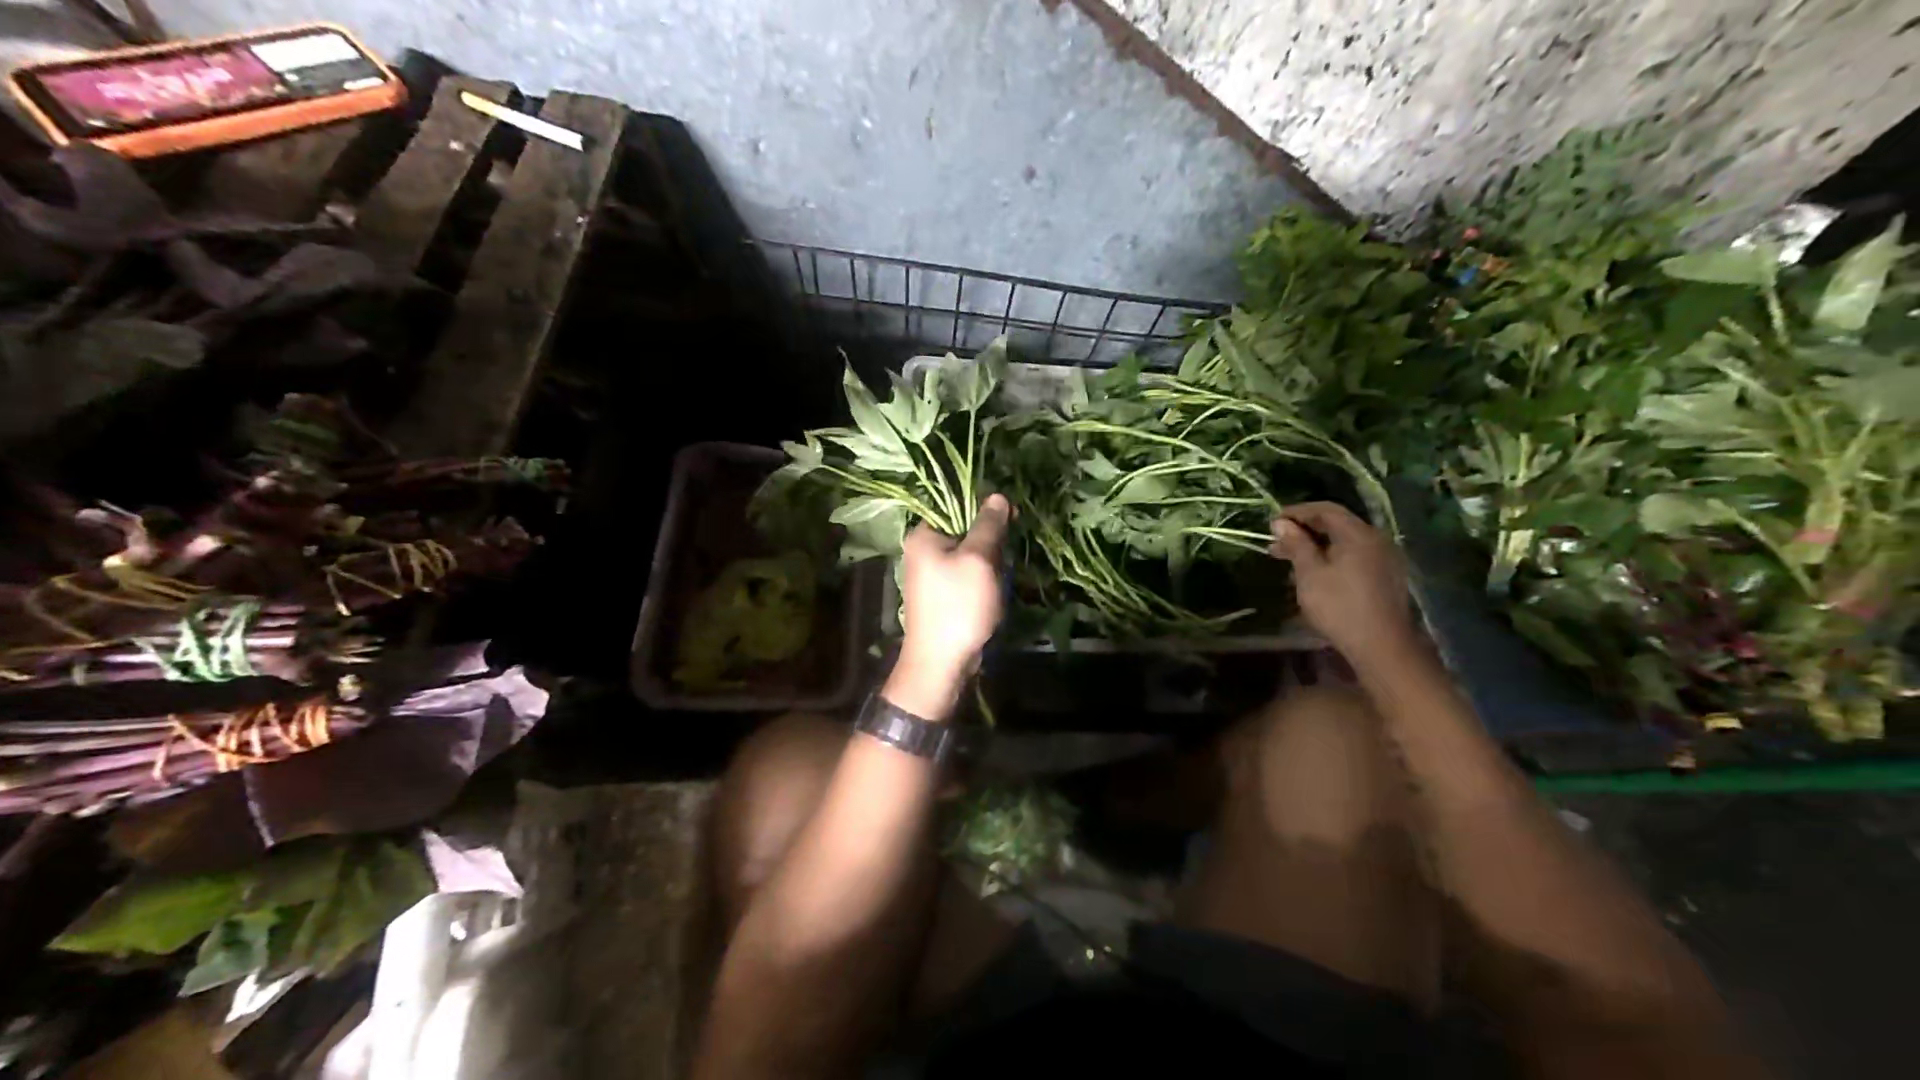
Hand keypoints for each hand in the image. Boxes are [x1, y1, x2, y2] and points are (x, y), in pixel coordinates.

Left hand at [884, 494, 1011, 718]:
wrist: (941, 661)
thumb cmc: (958, 605)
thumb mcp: (978, 560)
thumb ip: (988, 526)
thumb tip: (998, 496)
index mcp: (923, 536)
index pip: (955, 505)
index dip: (984, 507)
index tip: (1011, 515)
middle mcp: (922, 551)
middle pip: (963, 529)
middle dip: (989, 539)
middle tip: (1006, 553)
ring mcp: (931, 574)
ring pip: (968, 553)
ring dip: (989, 561)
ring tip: (1000, 575)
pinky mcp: (942, 593)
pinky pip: (966, 574)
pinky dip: (982, 578)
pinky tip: (993, 590)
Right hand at [1268, 502, 1419, 666]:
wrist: (1381, 645)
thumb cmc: (1339, 606)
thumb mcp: (1309, 573)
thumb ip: (1296, 544)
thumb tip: (1282, 523)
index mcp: (1358, 534)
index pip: (1326, 510)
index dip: (1297, 512)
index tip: (1273, 522)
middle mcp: (1376, 540)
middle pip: (1337, 525)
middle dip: (1305, 531)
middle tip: (1277, 543)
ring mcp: (1385, 559)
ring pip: (1345, 543)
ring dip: (1316, 547)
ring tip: (1290, 561)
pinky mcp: (1386, 577)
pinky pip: (1354, 557)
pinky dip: (1331, 558)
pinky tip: (1314, 574)